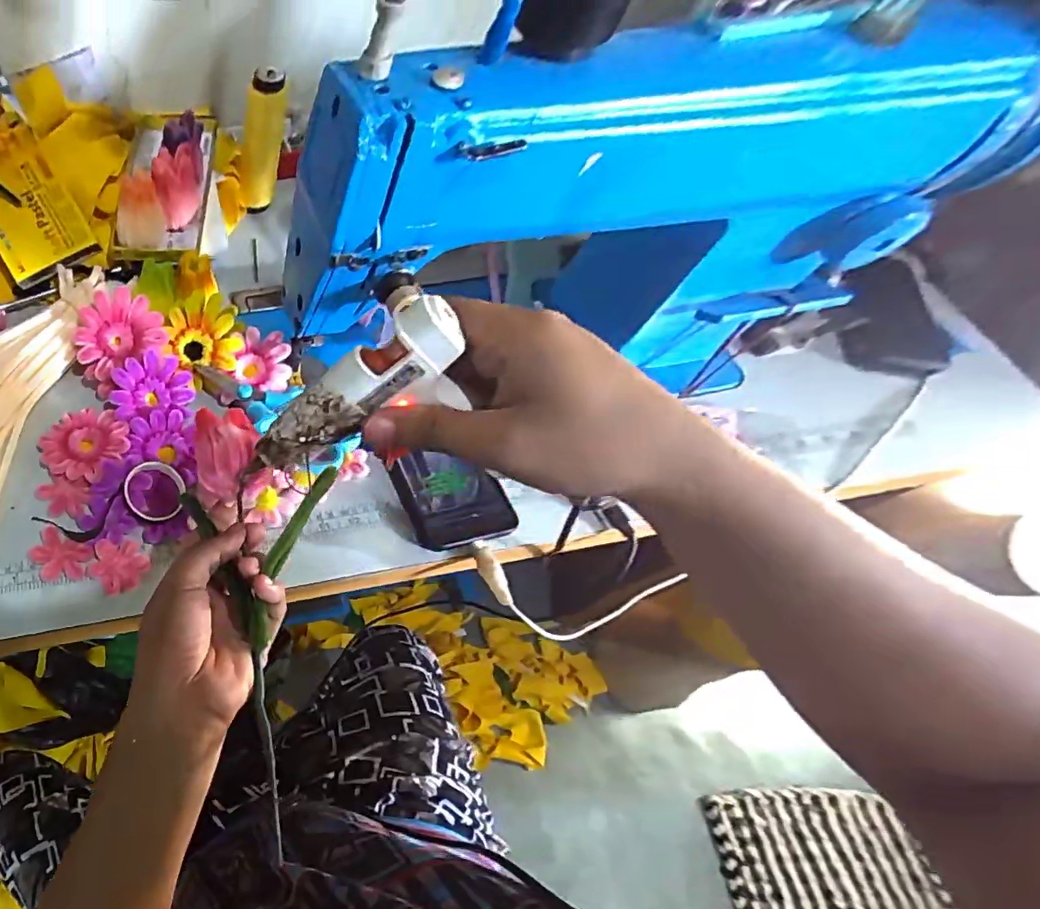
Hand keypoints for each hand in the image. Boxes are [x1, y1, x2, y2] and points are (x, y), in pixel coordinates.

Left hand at [126, 522, 286, 748]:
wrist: (187, 696)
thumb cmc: (174, 636)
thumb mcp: (180, 585)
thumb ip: (208, 552)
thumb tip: (237, 530)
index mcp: (184, 585)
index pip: (208, 550)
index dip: (225, 532)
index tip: (241, 517)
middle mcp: (210, 598)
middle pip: (236, 562)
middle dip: (247, 547)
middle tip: (258, 535)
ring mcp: (235, 618)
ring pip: (257, 582)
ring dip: (259, 571)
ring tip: (254, 573)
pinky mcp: (257, 636)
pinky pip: (271, 609)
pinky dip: (273, 596)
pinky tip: (266, 591)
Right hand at [362, 296, 712, 500]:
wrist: (671, 461)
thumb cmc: (583, 446)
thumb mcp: (498, 443)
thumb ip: (430, 430)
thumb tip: (368, 427)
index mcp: (514, 330)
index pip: (437, 316)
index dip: (399, 347)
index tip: (378, 388)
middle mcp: (530, 327)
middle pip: (454, 340)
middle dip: (422, 379)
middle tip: (400, 421)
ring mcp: (549, 348)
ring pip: (477, 362)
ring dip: (451, 394)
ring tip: (439, 433)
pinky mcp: (561, 369)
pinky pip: (503, 375)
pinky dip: (479, 400)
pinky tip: (480, 431)